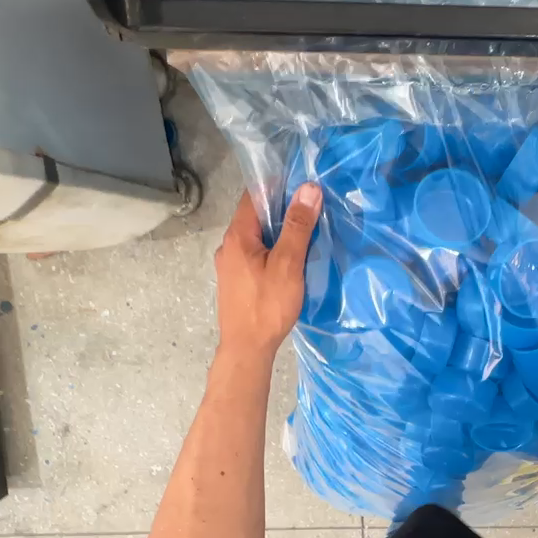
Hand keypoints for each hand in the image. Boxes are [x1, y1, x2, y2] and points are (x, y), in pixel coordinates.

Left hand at [215, 183, 322, 361]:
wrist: (247, 349)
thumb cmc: (268, 306)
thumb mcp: (288, 264)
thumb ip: (298, 226)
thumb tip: (309, 189)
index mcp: (237, 236)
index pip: (254, 196)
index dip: (279, 188)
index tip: (304, 188)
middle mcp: (227, 246)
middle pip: (255, 217)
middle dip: (281, 212)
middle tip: (310, 213)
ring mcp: (229, 265)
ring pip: (255, 239)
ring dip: (276, 235)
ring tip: (303, 239)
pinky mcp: (235, 282)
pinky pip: (253, 256)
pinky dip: (270, 252)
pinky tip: (287, 264)